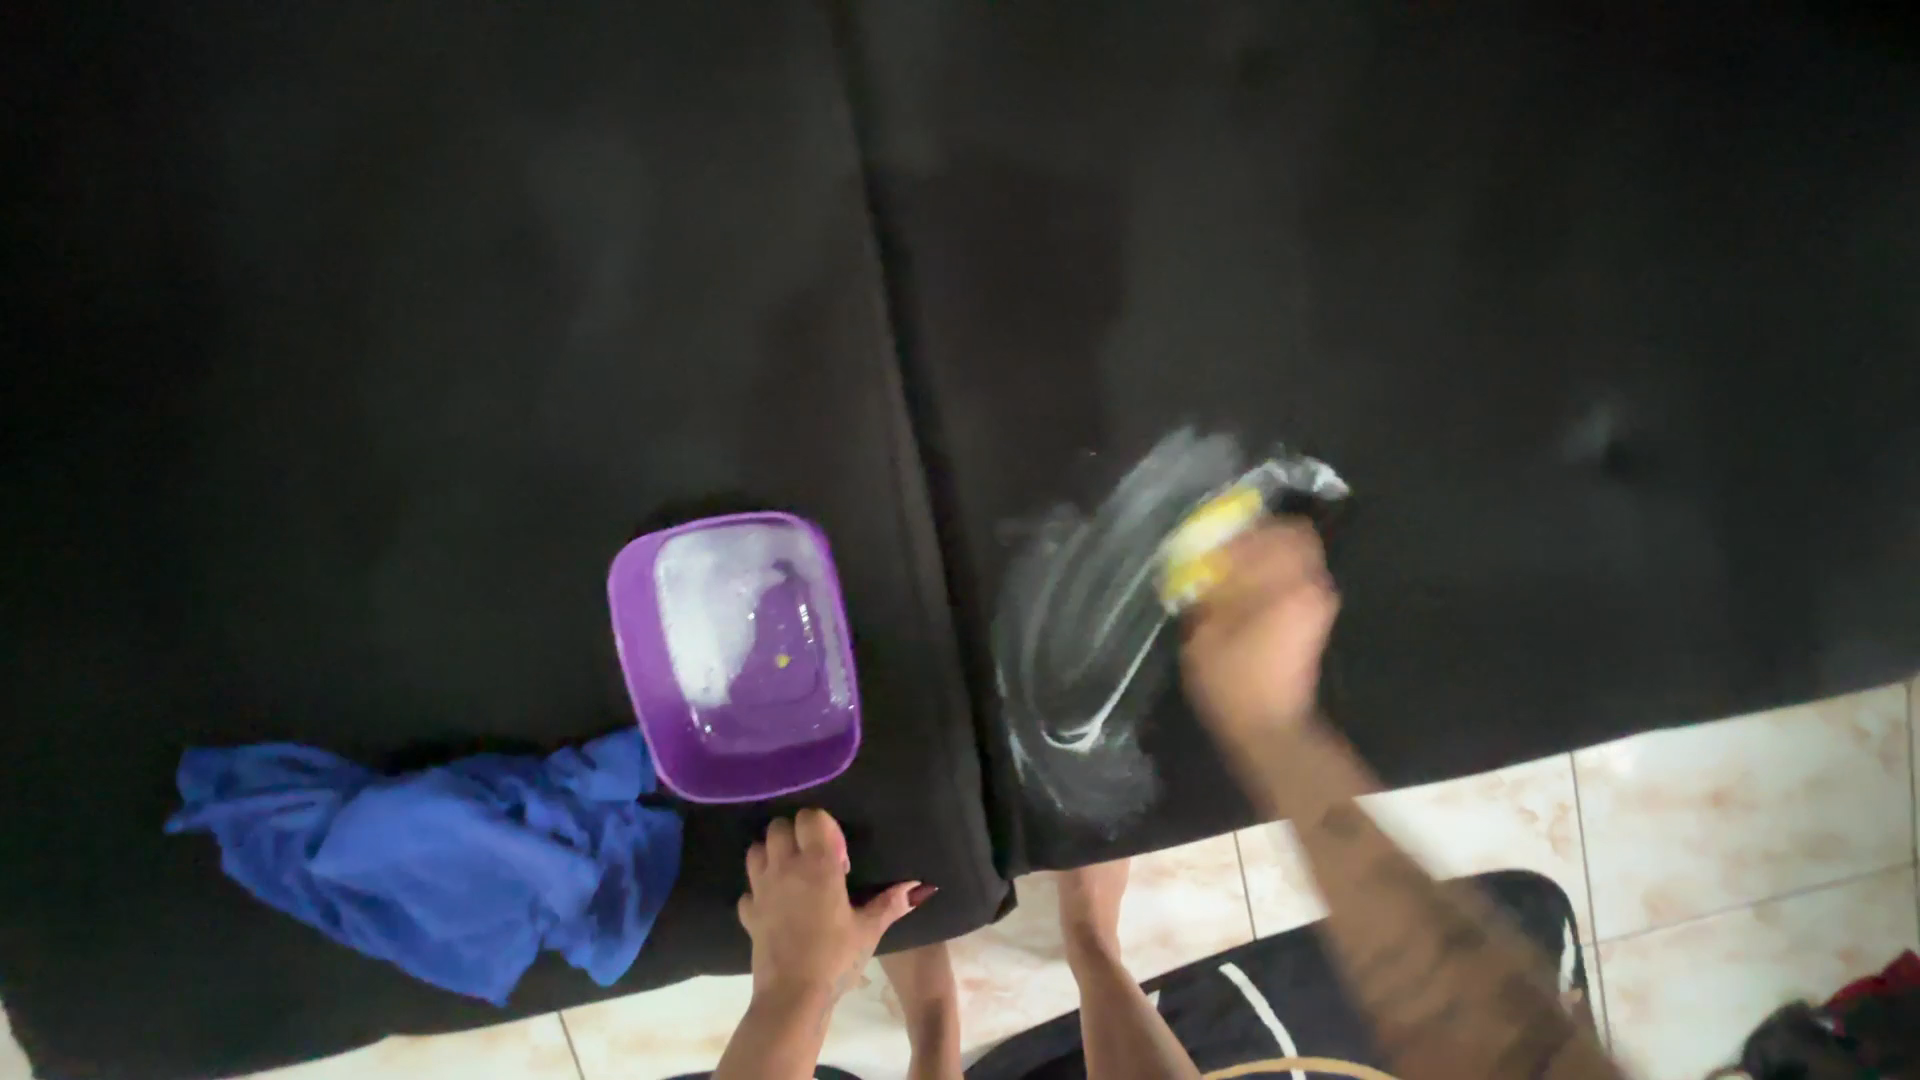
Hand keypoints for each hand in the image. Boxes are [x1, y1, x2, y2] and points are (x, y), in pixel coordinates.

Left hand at [738, 809, 922, 1005]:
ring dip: (772, 853)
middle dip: (795, 833)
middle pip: (779, 825)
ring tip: (791, 873)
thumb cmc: (835, 958)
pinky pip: (748, 888)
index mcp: (817, 864)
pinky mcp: (748, 913)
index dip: (824, 826)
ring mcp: (762, 889)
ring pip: (756, 849)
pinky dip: (758, 890)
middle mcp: (785, 868)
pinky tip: (774, 904)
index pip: (810, 817)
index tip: (837, 853)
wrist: (793, 998)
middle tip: (813, 857)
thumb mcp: (868, 930)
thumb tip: (919, 888)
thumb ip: (890, 903)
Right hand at [1179, 521, 1339, 744]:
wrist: (1269, 726)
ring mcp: (1318, 603)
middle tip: (1227, 551)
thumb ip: (1204, 591)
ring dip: (1265, 558)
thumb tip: (1198, 566)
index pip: (1276, 534)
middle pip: (1295, 539)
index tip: (1215, 547)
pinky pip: (1296, 578)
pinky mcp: (1314, 618)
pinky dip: (1271, 578)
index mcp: (1286, 587)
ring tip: (1231, 576)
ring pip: (1298, 558)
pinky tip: (1242, 597)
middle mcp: (1311, 588)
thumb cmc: (1232, 682)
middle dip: (1260, 538)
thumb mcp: (1203, 634)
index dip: (1243, 534)